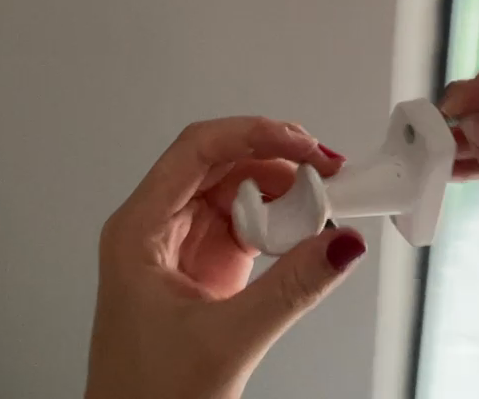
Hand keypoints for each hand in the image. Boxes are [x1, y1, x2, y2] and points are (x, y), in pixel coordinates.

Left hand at [86, 117, 368, 398]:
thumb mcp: (224, 343)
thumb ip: (289, 289)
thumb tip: (340, 243)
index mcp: (138, 230)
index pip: (195, 150)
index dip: (250, 134)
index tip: (298, 142)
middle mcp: (156, 226)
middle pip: (219, 162)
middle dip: (274, 156)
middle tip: (322, 165)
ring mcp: (181, 244)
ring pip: (234, 188)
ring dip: (280, 187)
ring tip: (320, 198)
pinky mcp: (204, 265)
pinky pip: (245, 221)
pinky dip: (277, 219)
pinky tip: (302, 228)